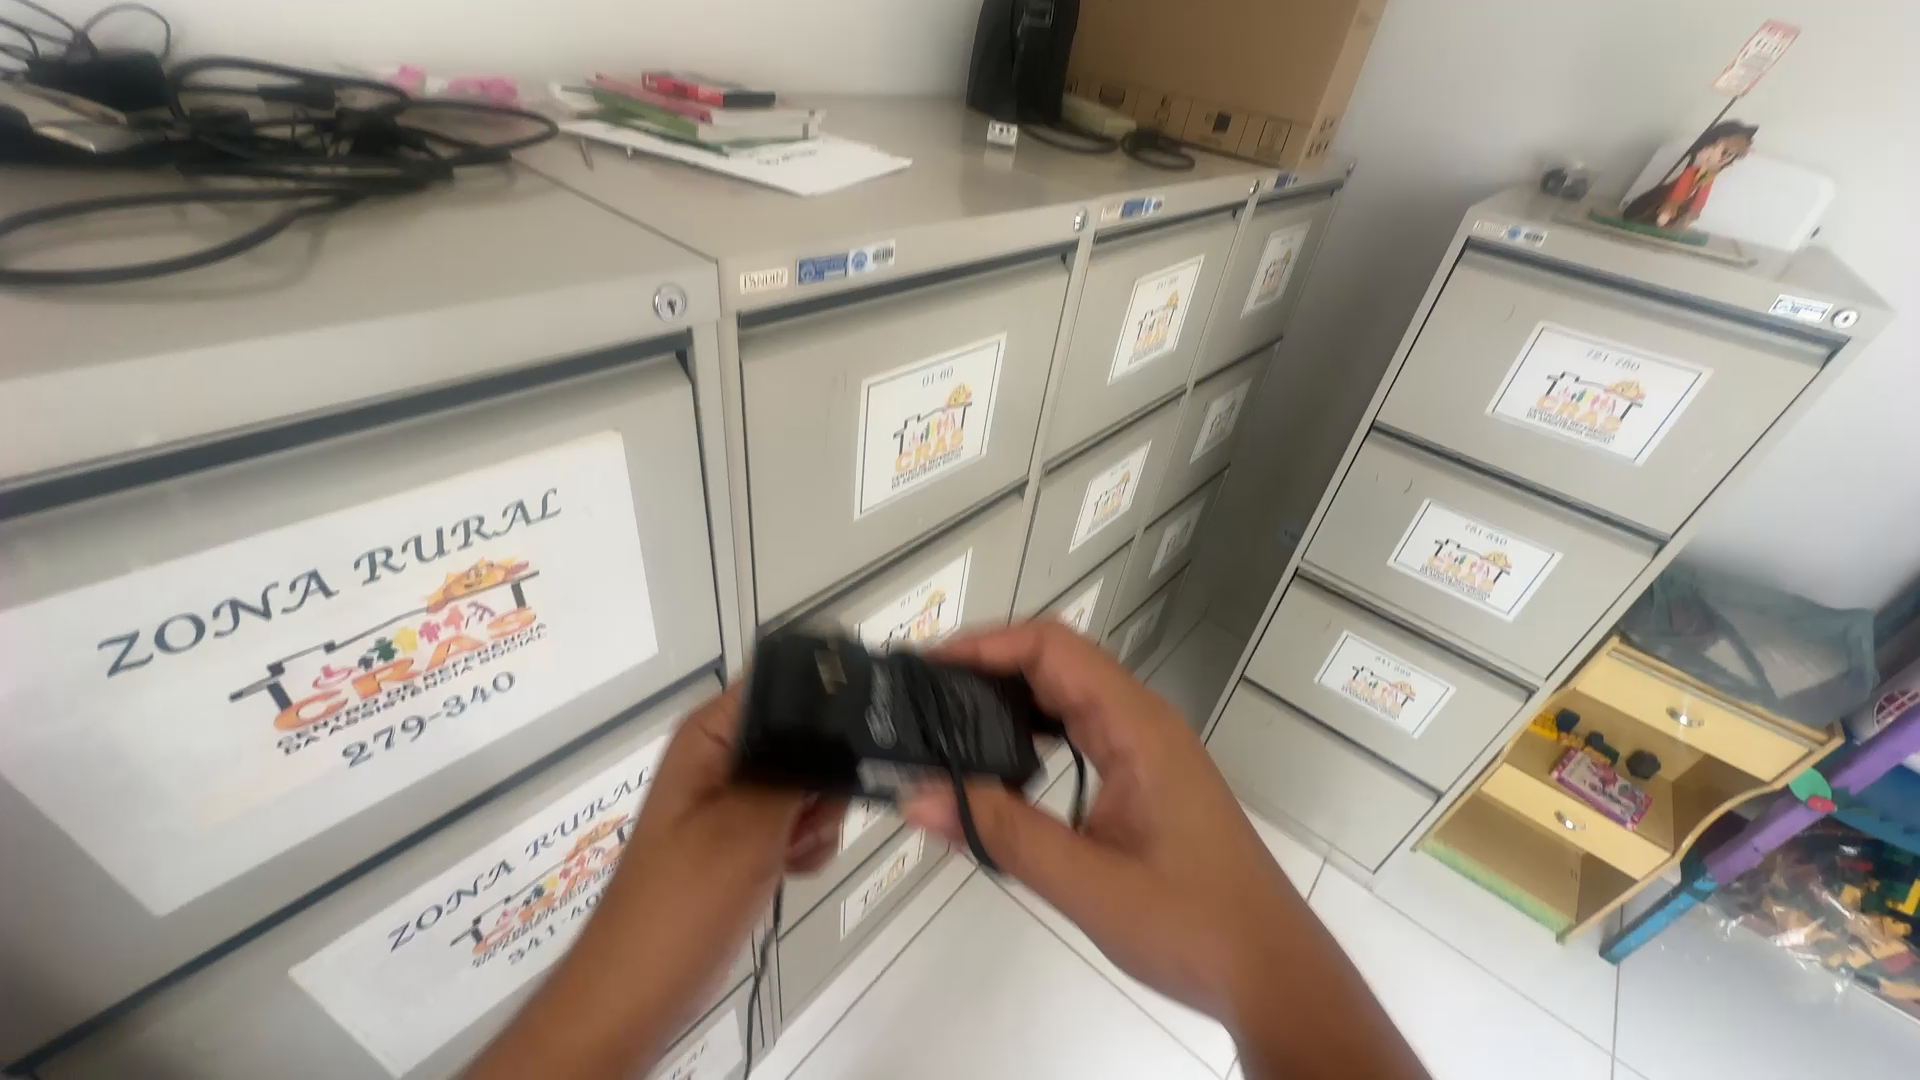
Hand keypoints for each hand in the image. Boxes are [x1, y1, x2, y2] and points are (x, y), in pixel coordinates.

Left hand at [464, 685, 844, 1079]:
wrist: (645, 992)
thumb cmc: (686, 899)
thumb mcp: (748, 824)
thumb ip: (798, 768)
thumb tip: (842, 723)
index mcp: (712, 733)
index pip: (779, 682)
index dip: (824, 694)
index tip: (856, 731)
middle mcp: (725, 754)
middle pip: (805, 733)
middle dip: (822, 776)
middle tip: (807, 815)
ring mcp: (737, 797)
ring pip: (810, 780)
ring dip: (817, 818)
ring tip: (792, 850)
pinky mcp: (747, 834)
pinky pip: (800, 819)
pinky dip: (806, 844)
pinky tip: (790, 869)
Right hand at [902, 621, 1424, 1078]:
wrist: (1271, 973)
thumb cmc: (1192, 925)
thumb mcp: (1086, 881)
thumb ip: (1000, 833)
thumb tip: (916, 796)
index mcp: (1136, 725)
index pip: (1052, 648)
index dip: (986, 644)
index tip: (927, 667)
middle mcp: (1141, 720)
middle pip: (1056, 659)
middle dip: (987, 664)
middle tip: (922, 693)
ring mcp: (1144, 745)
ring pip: (1066, 692)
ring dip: (1008, 695)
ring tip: (945, 717)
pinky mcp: (1141, 773)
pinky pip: (1076, 727)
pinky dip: (1031, 729)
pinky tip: (997, 757)